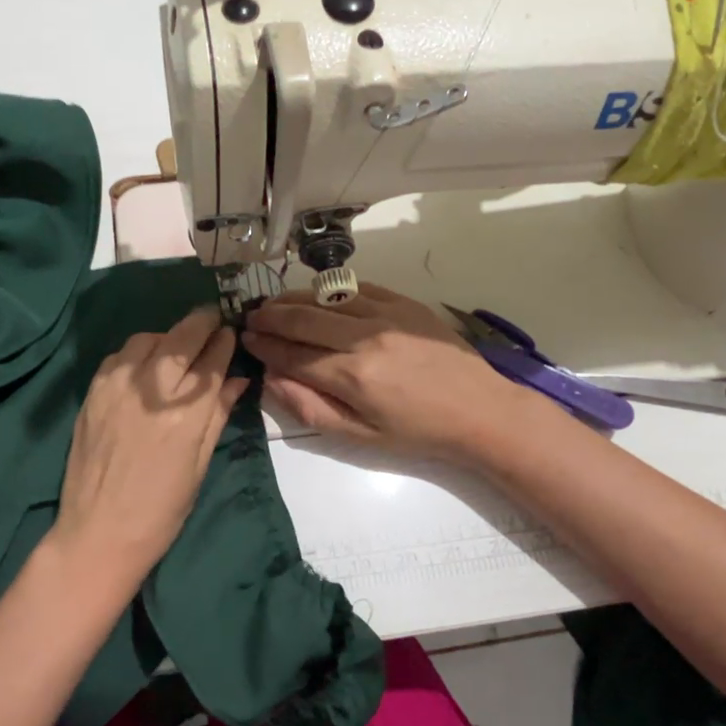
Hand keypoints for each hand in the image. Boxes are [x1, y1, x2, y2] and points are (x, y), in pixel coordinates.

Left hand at [52, 308, 249, 578]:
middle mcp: (151, 393)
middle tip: (213, 319)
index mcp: (185, 417)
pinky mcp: (93, 393)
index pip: (212, 362)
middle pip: (182, 338)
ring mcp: (117, 389)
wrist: (99, 533)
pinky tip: (146, 364)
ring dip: (169, 336)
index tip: (231, 333)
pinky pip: (119, 355)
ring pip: (148, 339)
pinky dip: (138, 351)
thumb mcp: (200, 466)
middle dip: (202, 323)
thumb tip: (237, 379)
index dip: (224, 343)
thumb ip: (217, 416)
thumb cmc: (161, 510)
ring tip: (178, 346)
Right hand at [242, 283, 529, 461]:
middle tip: (250, 317)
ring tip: (274, 304)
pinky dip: (329, 291)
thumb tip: (272, 379)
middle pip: (302, 319)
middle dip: (270, 317)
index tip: (245, 340)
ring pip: (325, 297)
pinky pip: (356, 288)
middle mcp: (364, 338)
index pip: (292, 355)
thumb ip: (311, 408)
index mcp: (352, 377)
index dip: (263, 346)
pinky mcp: (404, 303)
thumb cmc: (418, 433)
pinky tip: (316, 296)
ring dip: (294, 299)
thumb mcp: (360, 437)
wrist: (479, 410)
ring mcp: (386, 315)